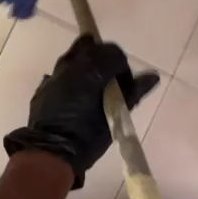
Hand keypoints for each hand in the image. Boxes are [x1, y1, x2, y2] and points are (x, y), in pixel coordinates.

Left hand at [3, 35, 157, 188]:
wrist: (51, 152)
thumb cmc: (89, 134)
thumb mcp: (116, 114)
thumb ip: (134, 91)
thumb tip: (153, 76)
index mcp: (91, 67)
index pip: (113, 52)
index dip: (123, 67)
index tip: (124, 85)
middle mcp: (71, 64)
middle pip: (90, 47)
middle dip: (102, 59)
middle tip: (109, 82)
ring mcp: (54, 74)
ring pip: (73, 57)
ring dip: (85, 67)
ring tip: (92, 89)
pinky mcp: (43, 86)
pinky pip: (60, 73)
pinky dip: (70, 79)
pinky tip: (74, 98)